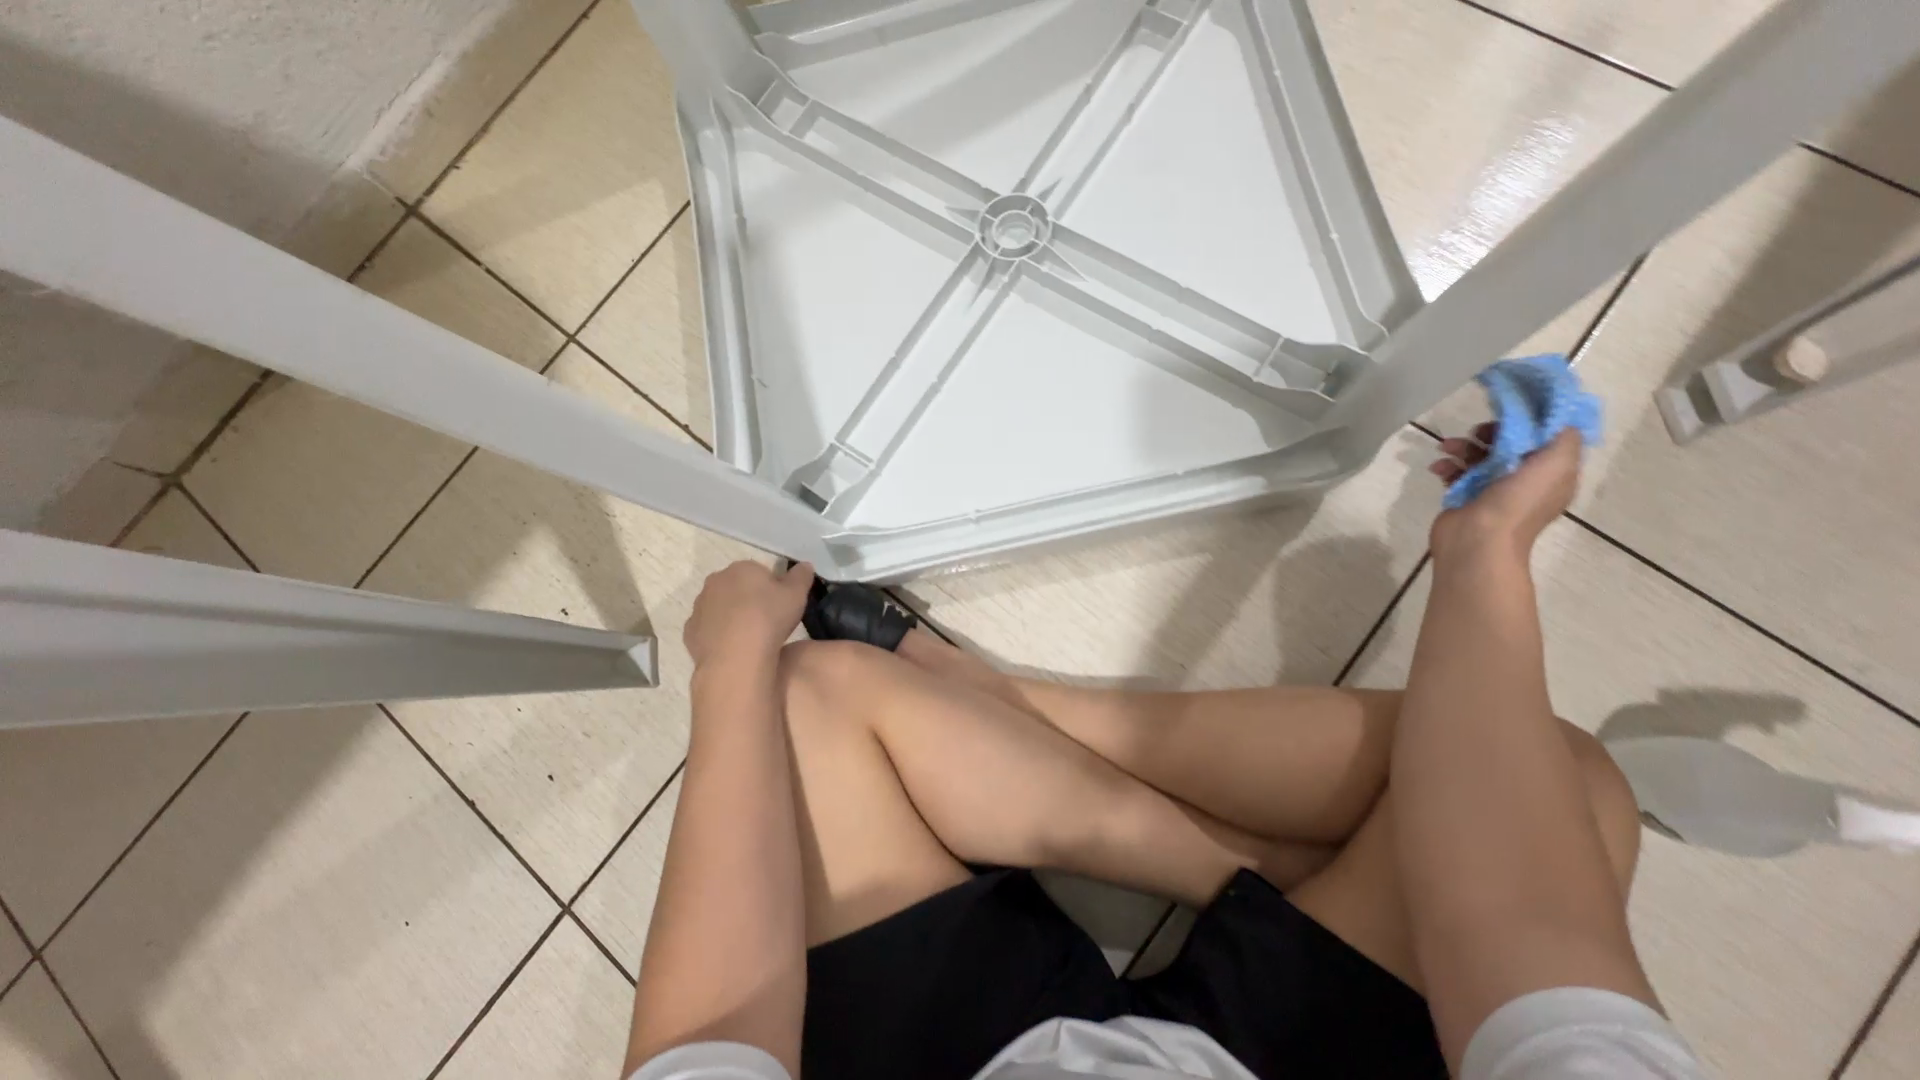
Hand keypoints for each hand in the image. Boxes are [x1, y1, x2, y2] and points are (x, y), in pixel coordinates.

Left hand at [683, 560, 814, 667]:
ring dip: (732, 617)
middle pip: (737, 587)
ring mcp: (700, 606)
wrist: (736, 657)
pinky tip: (733, 649)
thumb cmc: (769, 619)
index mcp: (742, 568)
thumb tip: (804, 565)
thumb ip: (801, 576)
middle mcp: (716, 581)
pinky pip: (708, 628)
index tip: (780, 606)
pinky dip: (719, 635)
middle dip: (749, 599)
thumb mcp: (797, 595)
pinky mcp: (690, 630)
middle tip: (767, 622)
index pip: (759, 572)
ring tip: (751, 638)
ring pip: (720, 607)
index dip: (772, 588)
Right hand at [1428, 424, 1581, 560]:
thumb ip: (1564, 436)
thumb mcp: (1556, 464)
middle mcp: (1525, 479)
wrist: (1477, 542)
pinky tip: (1439, 466)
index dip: (1532, 419)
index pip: (1546, 437)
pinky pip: (1457, 471)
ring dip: (1463, 446)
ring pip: (1480, 455)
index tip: (1515, 406)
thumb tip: (1559, 416)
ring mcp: (1494, 489)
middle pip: (1510, 443)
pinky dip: (1447, 465)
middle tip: (1478, 430)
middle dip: (1492, 432)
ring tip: (1448, 447)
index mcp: (1551, 473)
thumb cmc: (1518, 503)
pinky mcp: (1466, 496)